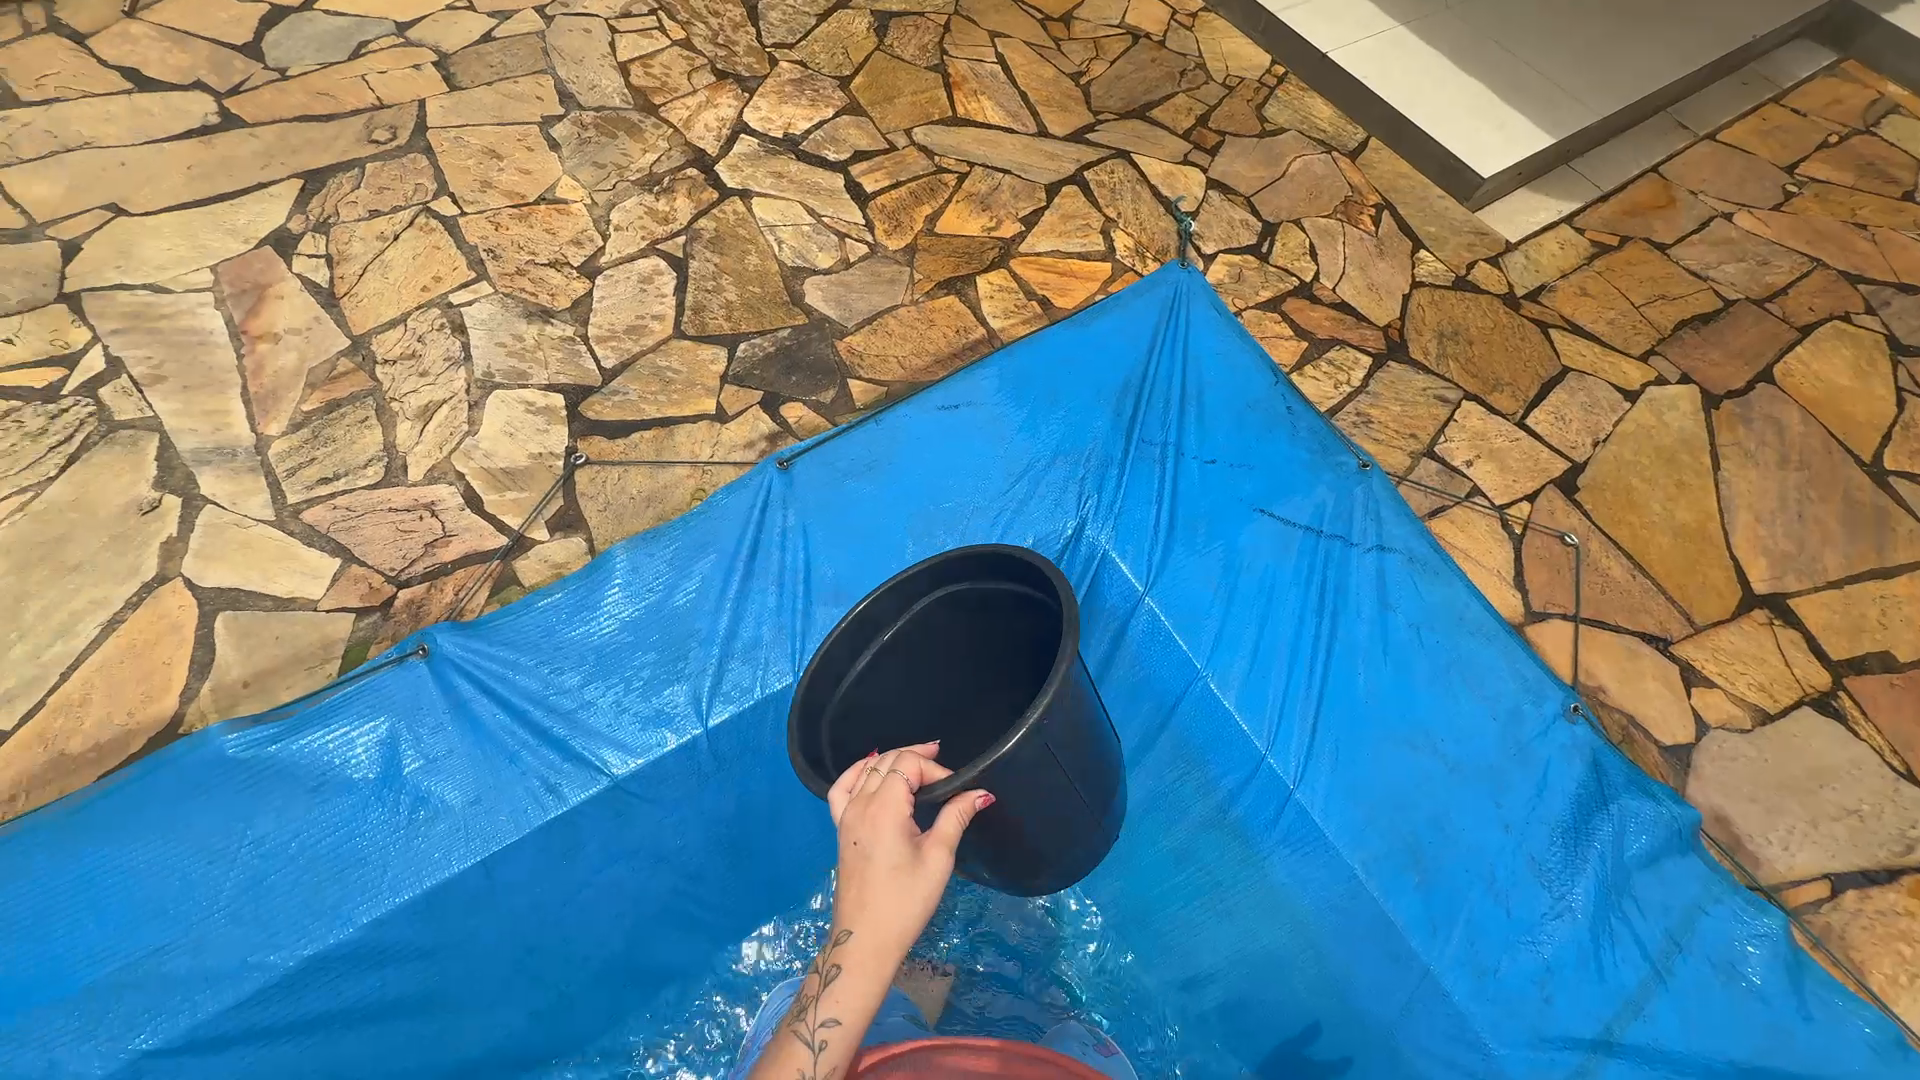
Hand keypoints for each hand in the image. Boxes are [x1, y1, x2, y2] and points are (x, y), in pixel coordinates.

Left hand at [826, 741, 993, 961]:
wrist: (866, 939)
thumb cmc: (906, 901)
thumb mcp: (938, 858)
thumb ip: (956, 817)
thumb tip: (981, 793)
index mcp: (884, 807)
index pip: (909, 764)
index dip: (935, 770)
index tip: (956, 791)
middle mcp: (861, 804)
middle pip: (888, 760)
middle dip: (917, 758)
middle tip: (944, 770)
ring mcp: (846, 815)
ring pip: (867, 770)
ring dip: (893, 761)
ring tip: (919, 765)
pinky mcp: (840, 828)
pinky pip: (842, 788)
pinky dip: (857, 772)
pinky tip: (872, 771)